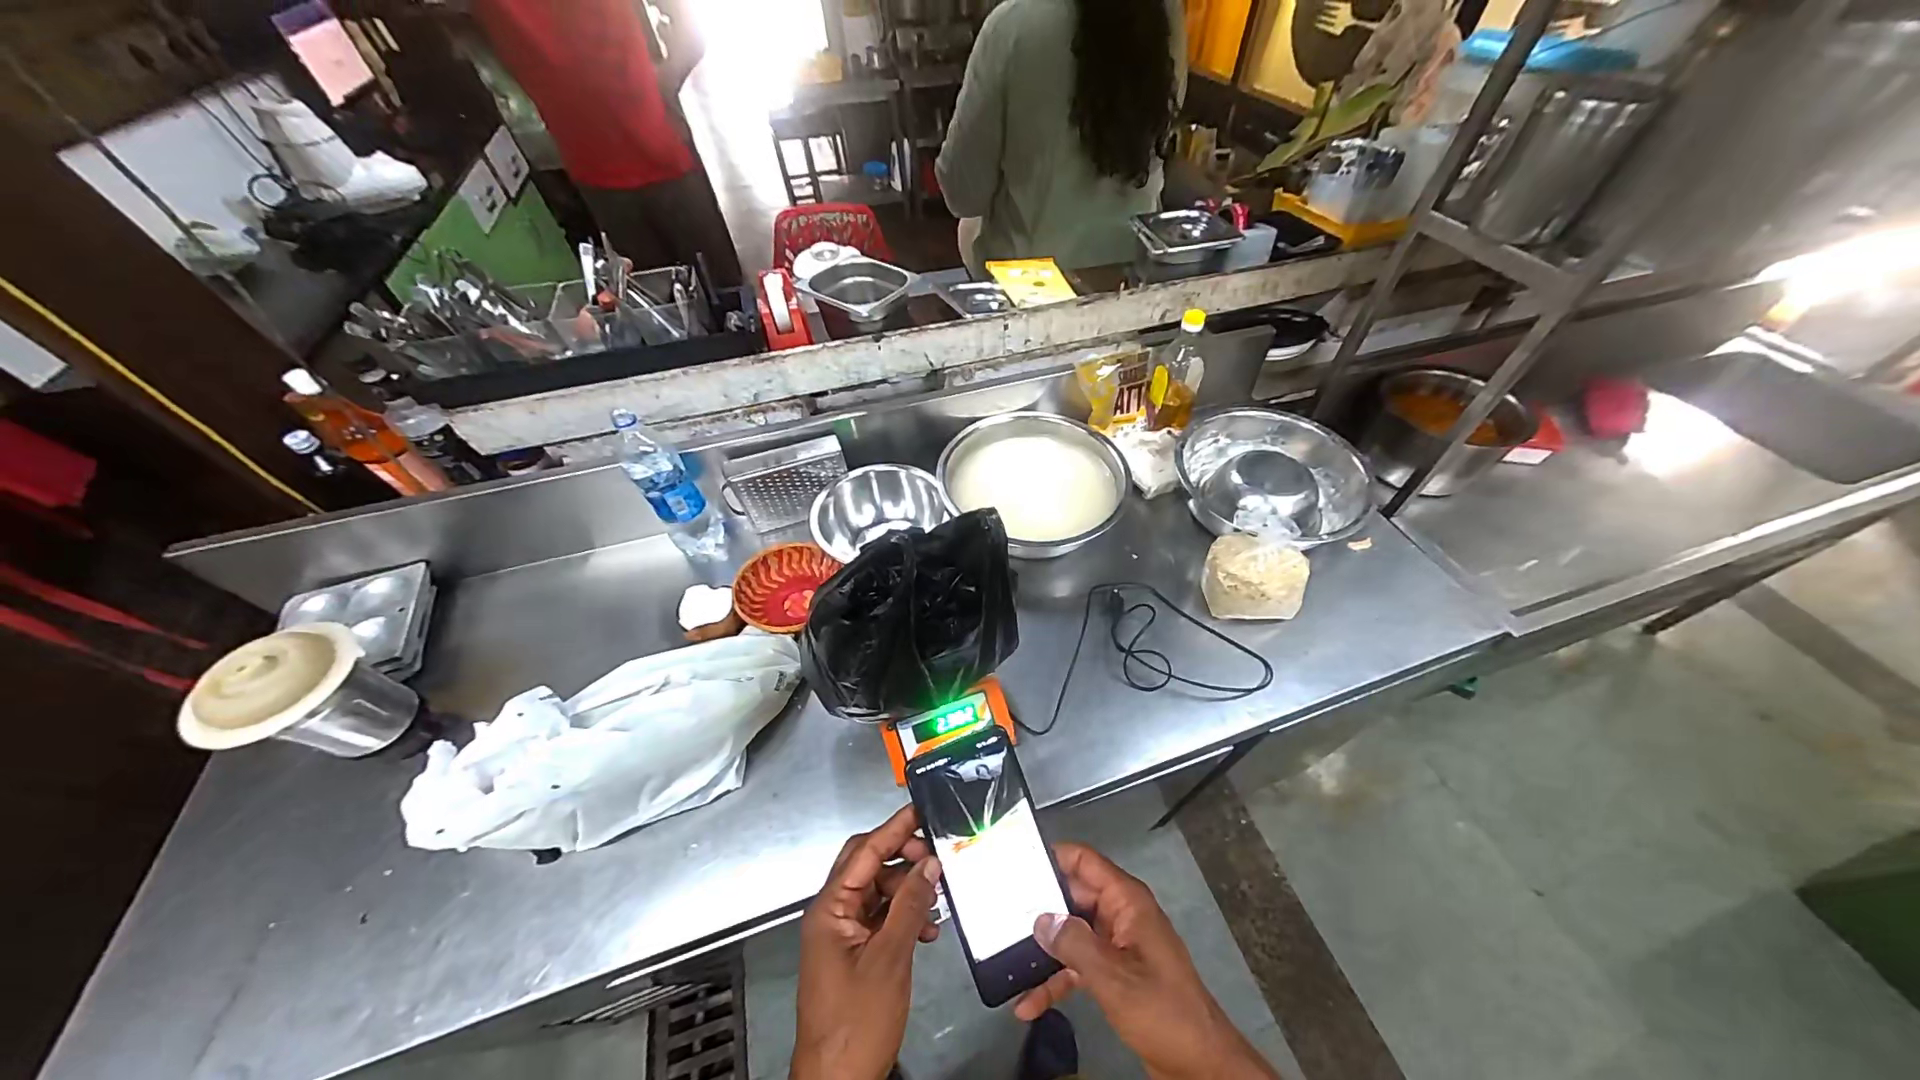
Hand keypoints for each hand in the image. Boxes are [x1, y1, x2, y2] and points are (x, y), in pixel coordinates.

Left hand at [791, 805, 943, 1079]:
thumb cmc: (856, 1023)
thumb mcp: (890, 958)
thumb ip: (910, 905)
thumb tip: (929, 864)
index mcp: (830, 908)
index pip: (864, 852)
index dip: (893, 829)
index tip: (918, 809)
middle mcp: (833, 913)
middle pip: (869, 866)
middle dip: (903, 858)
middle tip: (935, 856)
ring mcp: (843, 932)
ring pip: (879, 891)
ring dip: (908, 891)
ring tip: (936, 899)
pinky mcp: (855, 951)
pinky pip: (882, 917)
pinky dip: (905, 916)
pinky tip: (927, 928)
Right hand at [1015, 843, 1278, 1079]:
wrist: (1200, 1065)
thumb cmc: (1162, 1010)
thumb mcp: (1113, 976)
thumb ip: (1074, 943)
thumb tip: (1041, 919)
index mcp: (1127, 902)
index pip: (1085, 861)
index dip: (1053, 856)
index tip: (1018, 862)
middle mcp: (1121, 916)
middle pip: (1072, 897)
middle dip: (1039, 907)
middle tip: (1001, 913)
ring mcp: (1117, 946)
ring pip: (1071, 934)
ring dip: (1043, 951)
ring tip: (1007, 959)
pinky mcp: (1114, 974)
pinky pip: (1078, 966)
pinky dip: (1056, 980)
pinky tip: (1029, 1002)